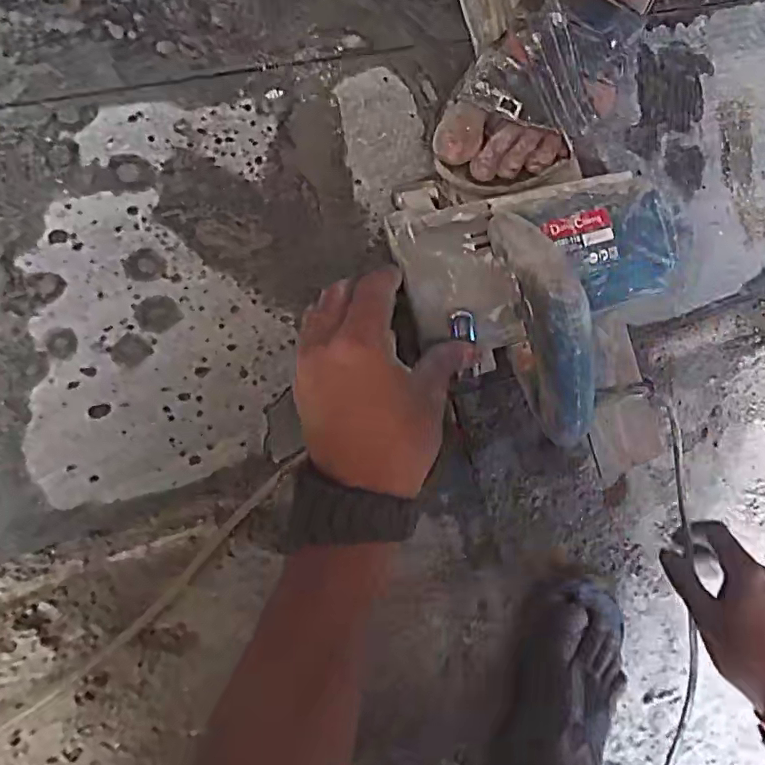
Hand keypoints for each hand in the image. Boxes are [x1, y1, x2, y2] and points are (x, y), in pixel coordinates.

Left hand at [296, 268, 474, 498]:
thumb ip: (441, 363)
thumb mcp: (427, 399)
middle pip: (337, 295)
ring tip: (363, 313)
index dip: (386, 278)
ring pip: (317, 314)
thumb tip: (464, 347)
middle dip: (360, 288)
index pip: (371, 292)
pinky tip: (346, 341)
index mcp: (360, 343)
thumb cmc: (398, 443)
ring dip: (338, 304)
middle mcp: (326, 345)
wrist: (357, 489)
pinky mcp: (301, 382)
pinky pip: (309, 338)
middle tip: (384, 293)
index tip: (397, 276)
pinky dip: (325, 327)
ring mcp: (308, 364)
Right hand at [660, 521, 764, 715]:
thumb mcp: (704, 614)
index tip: (677, 535)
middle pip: (726, 545)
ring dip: (709, 561)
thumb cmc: (744, 654)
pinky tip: (708, 593)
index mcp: (746, 571)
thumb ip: (684, 580)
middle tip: (678, 551)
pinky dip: (722, 575)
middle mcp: (760, 575)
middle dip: (699, 545)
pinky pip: (741, 577)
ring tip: (688, 572)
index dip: (693, 530)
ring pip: (733, 562)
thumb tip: (669, 557)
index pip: (718, 533)